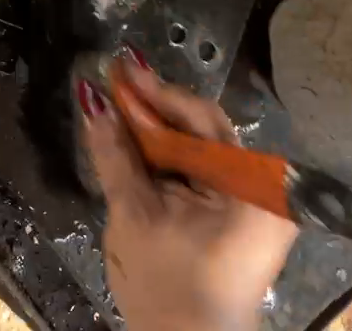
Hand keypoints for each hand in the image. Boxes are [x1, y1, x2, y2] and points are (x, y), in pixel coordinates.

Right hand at [80, 55, 297, 330]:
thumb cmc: (166, 284)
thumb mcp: (133, 212)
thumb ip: (114, 151)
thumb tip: (90, 96)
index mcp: (252, 192)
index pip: (204, 121)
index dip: (158, 92)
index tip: (121, 67)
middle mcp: (261, 193)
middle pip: (202, 130)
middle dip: (154, 105)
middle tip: (113, 79)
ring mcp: (250, 206)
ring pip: (197, 147)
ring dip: (155, 126)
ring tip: (115, 102)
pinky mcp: (234, 217)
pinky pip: (198, 169)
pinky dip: (164, 153)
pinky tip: (133, 137)